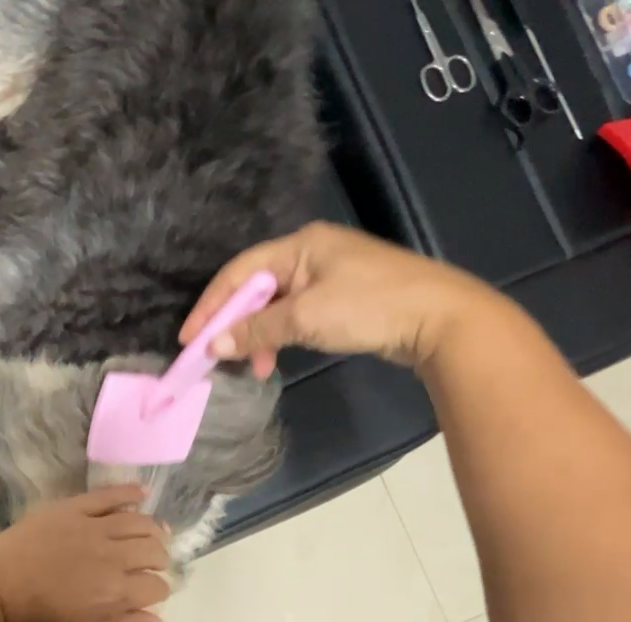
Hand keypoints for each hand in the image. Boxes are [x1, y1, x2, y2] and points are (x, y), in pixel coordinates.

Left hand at [0, 487, 172, 621]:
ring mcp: (95, 528)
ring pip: (141, 522)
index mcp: (117, 593)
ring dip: (154, 529)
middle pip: (155, 551)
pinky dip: (131, 492)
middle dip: (160, 560)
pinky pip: (110, 495)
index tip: (148, 591)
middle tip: (151, 563)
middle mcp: (114, 557)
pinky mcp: (74, 508)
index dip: (158, 591)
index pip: (157, 587)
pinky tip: (143, 494)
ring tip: (154, 534)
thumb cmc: (36, 617)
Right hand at [180, 223, 511, 372]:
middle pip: (254, 288)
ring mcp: (328, 275)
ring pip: (273, 306)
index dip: (210, 305)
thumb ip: (256, 329)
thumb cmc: (369, 306)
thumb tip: (214, 345)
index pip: (239, 272)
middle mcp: (311, 253)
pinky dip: (278, 337)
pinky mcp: (341, 298)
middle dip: (232, 324)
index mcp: (301, 245)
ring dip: (256, 336)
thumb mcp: (305, 318)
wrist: (441, 319)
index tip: (189, 338)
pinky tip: (274, 359)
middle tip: (215, 356)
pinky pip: (294, 316)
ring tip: (252, 367)